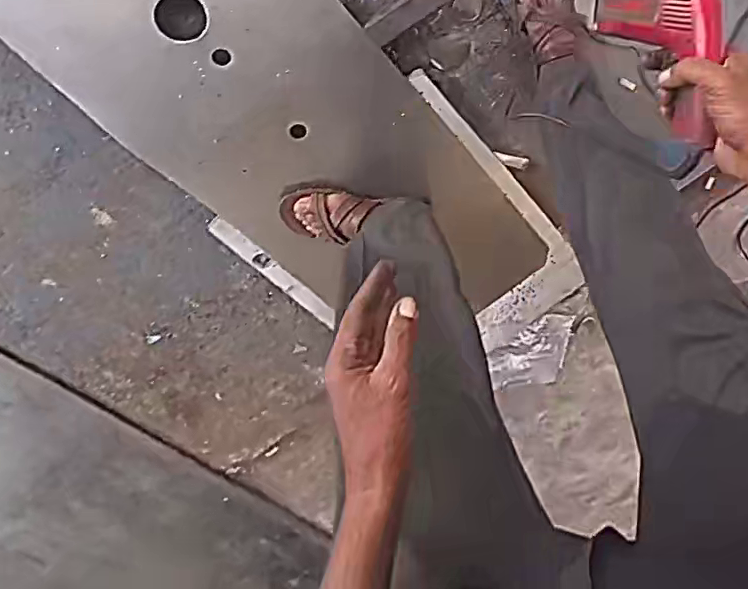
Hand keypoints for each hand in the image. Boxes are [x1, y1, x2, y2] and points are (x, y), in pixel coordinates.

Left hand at [325, 261, 416, 503]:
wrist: (379, 480)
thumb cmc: (382, 437)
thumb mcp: (395, 379)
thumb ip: (401, 338)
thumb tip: (406, 304)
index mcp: (342, 362)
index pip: (356, 313)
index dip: (372, 287)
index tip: (385, 267)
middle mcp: (344, 367)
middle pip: (361, 321)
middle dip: (376, 295)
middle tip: (391, 271)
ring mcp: (355, 379)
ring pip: (370, 334)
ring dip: (383, 311)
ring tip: (396, 290)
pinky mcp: (368, 389)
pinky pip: (378, 349)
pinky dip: (389, 332)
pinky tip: (400, 326)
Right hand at [660, 51, 747, 179]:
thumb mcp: (719, 80)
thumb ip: (689, 69)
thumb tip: (668, 74)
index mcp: (734, 63)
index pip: (701, 47)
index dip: (681, 51)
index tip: (662, 57)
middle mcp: (726, 81)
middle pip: (688, 72)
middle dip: (672, 79)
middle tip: (664, 87)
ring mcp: (717, 103)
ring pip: (684, 94)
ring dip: (671, 99)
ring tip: (667, 106)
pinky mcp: (709, 123)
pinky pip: (685, 115)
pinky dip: (676, 116)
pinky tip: (672, 118)